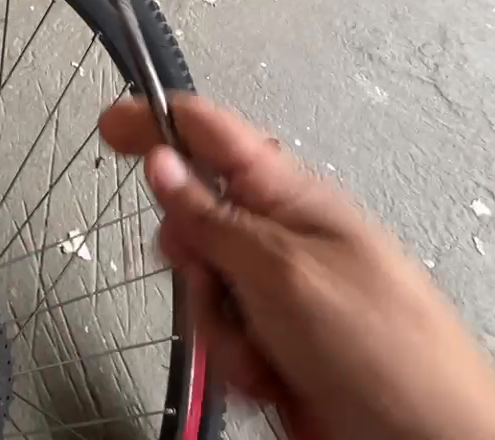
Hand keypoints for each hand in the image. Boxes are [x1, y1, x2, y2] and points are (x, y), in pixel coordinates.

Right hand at [100, 95, 494, 439]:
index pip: (206, 131)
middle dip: (187, 253)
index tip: (108, 125)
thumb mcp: (283, 272)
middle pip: (188, 211)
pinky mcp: (269, 335)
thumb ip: (212, 216)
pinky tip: (269, 374)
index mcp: (288, 194)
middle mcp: (275, 233)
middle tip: (208, 277)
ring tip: (260, 349)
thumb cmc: (386, 354)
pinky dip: (230, 355)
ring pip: (196, 277)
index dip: (154, 119)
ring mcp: (271, 287)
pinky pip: (215, 326)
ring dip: (214, 319)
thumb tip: (159, 160)